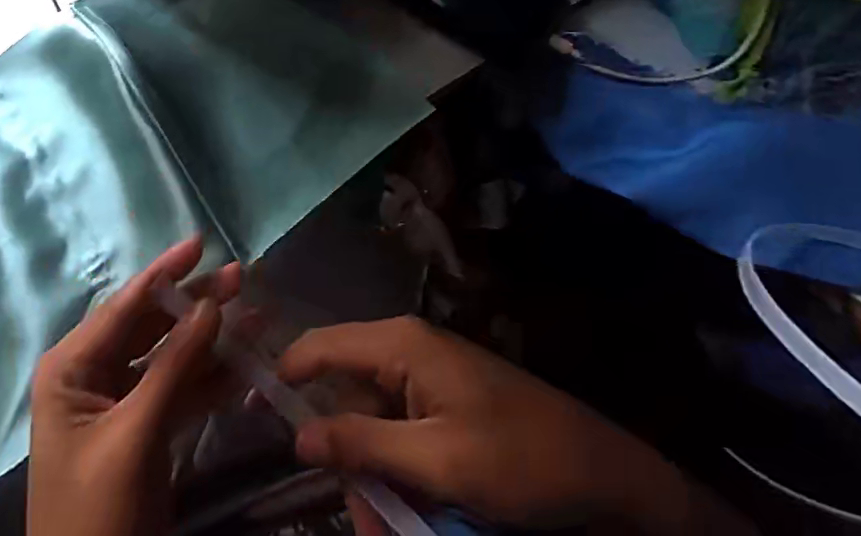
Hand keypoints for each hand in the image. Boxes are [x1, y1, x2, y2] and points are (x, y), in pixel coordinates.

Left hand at [27, 236, 240, 535]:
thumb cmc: (95, 512)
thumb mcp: (133, 435)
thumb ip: (172, 367)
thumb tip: (210, 305)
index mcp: (71, 366)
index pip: (125, 306)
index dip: (165, 273)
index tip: (201, 241)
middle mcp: (93, 374)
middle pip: (152, 326)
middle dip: (196, 302)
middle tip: (240, 276)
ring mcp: (121, 403)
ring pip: (171, 357)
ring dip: (212, 338)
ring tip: (255, 312)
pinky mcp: (144, 430)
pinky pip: (181, 391)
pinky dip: (213, 378)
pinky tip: (247, 361)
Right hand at [279, 317, 752, 535]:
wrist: (606, 473)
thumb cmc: (519, 458)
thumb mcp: (436, 460)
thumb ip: (362, 443)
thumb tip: (297, 435)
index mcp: (399, 343)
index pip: (320, 345)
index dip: (284, 375)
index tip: (254, 414)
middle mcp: (405, 347)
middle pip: (345, 392)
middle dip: (343, 452)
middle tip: (360, 515)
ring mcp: (426, 372)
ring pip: (371, 418)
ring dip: (372, 471)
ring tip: (391, 524)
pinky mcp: (443, 398)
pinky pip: (399, 428)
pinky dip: (397, 468)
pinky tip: (410, 508)